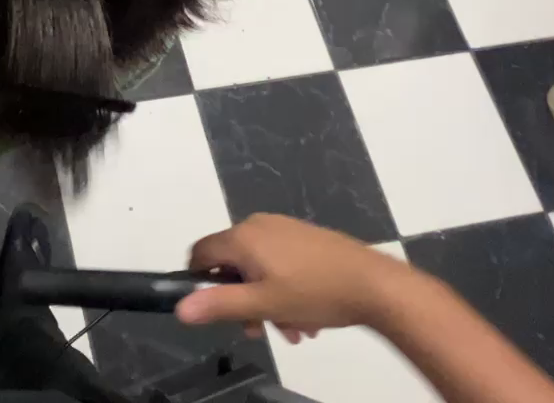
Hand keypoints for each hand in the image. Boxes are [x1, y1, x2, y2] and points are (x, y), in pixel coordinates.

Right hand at [175, 214, 414, 341]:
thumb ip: (220, 305)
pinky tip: (306, 312)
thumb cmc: (315, 293)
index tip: (219, 308)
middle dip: (244, 298)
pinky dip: (283, 285)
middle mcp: (256, 225)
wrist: (373, 284)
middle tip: (263, 329)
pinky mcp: (302, 236)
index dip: (202, 280)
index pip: (201, 253)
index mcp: (241, 238)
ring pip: (258, 266)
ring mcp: (281, 228)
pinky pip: (278, 260)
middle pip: (232, 263)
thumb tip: (180, 307)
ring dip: (267, 299)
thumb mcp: (265, 305)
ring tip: (294, 328)